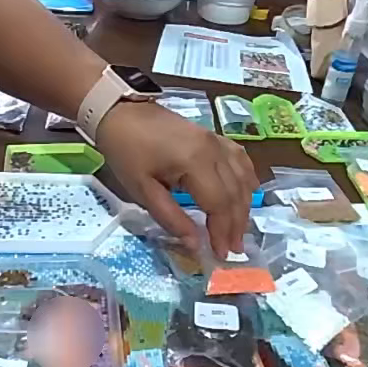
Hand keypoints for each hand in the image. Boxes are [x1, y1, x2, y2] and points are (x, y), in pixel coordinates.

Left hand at [96, 100, 257, 256]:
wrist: (121, 112)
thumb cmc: (127, 151)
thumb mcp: (142, 189)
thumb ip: (171, 217)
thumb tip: (195, 244)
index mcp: (195, 162)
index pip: (219, 203)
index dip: (222, 231)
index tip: (220, 255)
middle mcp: (214, 150)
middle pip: (235, 193)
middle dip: (236, 224)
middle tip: (232, 250)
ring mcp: (217, 141)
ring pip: (242, 178)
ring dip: (243, 206)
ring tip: (237, 231)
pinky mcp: (214, 137)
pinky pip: (240, 161)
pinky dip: (246, 181)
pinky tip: (245, 195)